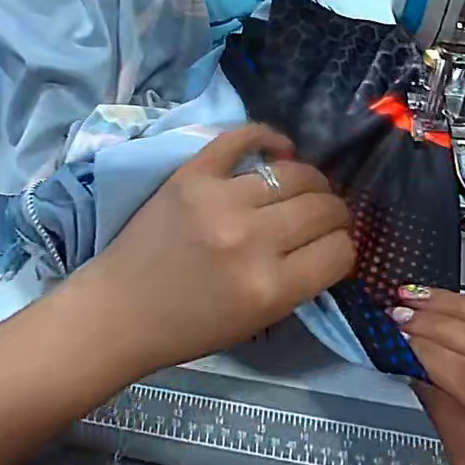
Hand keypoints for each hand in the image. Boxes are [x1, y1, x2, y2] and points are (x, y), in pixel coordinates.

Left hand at [74, 124, 354, 372]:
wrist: (120, 310)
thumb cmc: (190, 327)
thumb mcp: (258, 321)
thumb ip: (300, 282)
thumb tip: (331, 241)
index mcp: (270, 288)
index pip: (339, 251)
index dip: (344, 248)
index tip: (334, 246)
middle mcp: (251, 239)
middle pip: (323, 208)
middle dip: (335, 213)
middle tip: (325, 216)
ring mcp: (220, 200)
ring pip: (296, 172)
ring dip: (311, 181)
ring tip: (306, 188)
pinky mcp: (193, 173)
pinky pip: (243, 137)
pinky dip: (269, 137)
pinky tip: (282, 148)